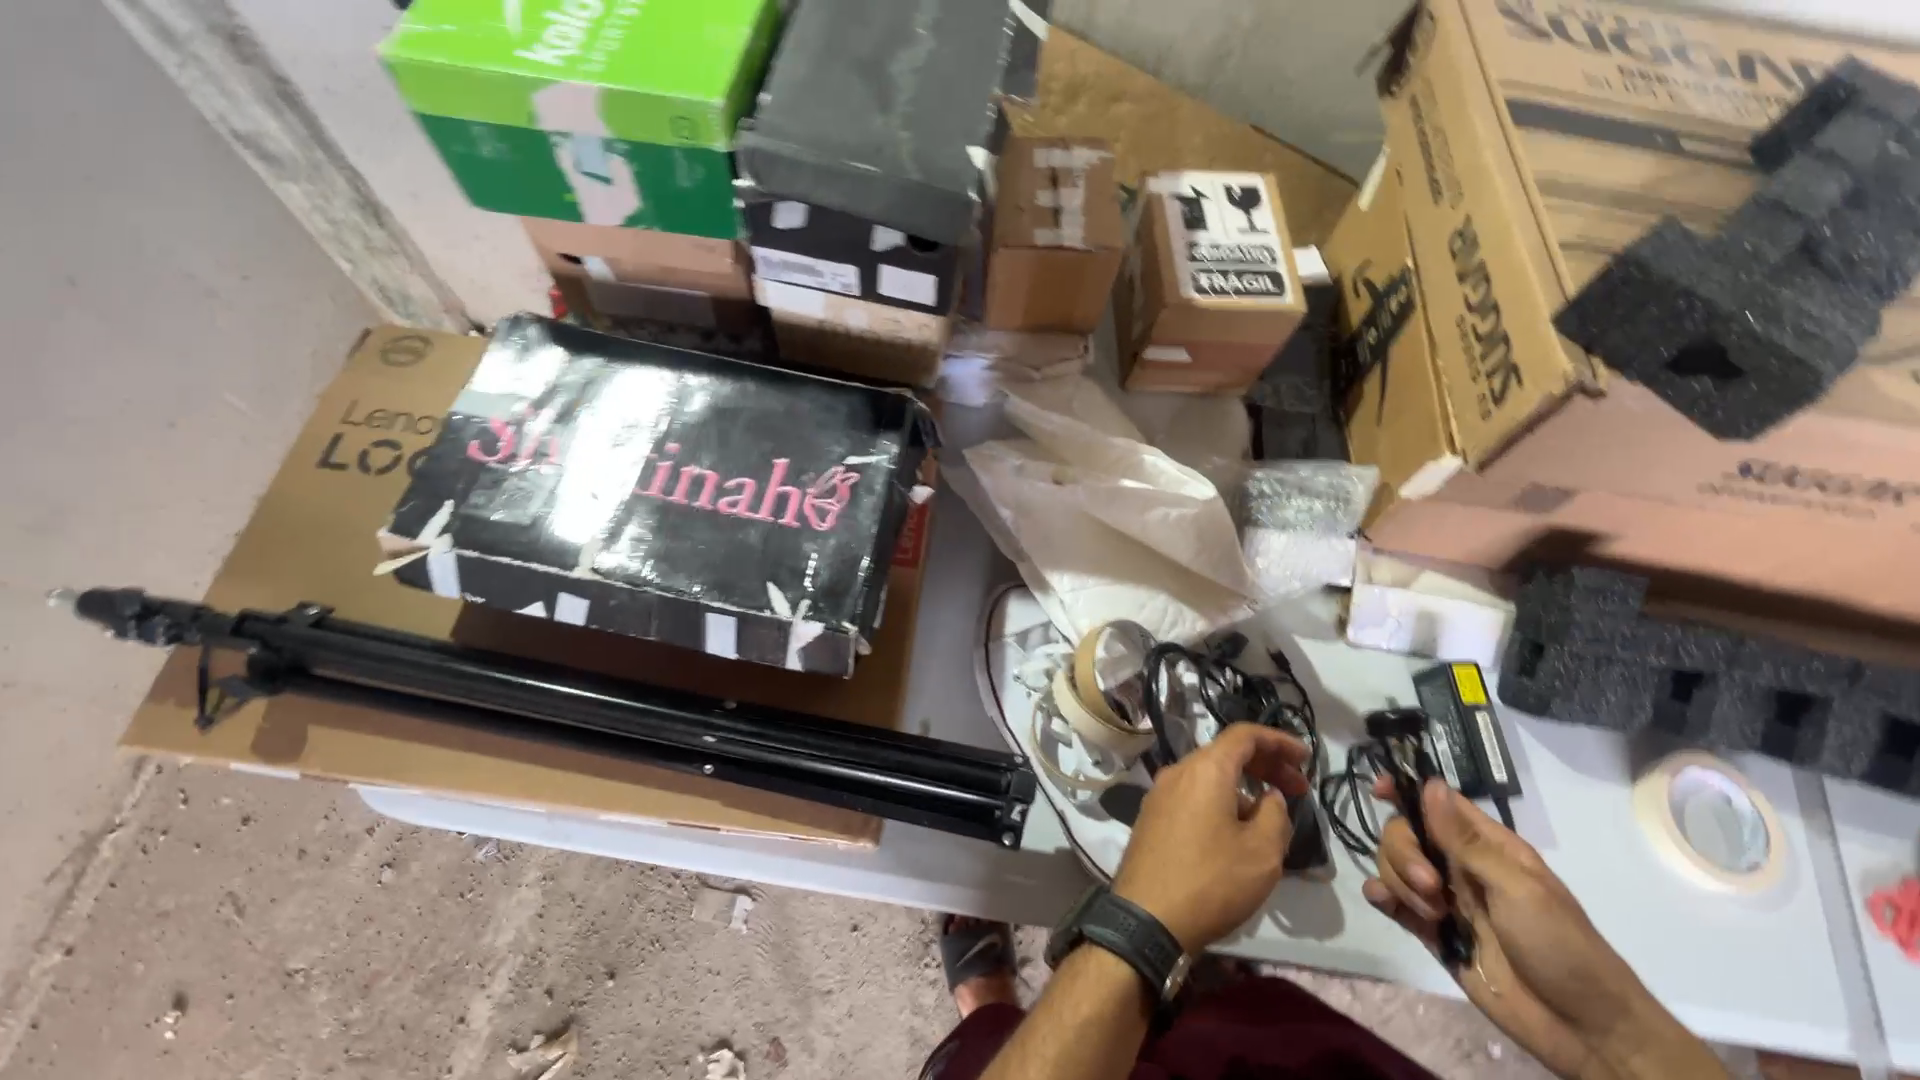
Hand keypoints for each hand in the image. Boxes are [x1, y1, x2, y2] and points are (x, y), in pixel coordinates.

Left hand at [1111, 723, 1309, 952]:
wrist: (1146, 920)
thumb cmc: (1211, 881)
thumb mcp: (1262, 852)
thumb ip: (1275, 814)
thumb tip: (1269, 797)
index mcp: (1205, 770)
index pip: (1244, 735)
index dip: (1279, 741)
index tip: (1306, 759)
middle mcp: (1177, 772)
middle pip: (1226, 753)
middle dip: (1265, 765)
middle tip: (1298, 789)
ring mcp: (1159, 795)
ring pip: (1209, 777)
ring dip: (1243, 788)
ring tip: (1271, 820)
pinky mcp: (1152, 818)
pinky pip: (1193, 796)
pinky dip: (1220, 801)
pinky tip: (1236, 833)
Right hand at [1363, 779, 1726, 1079]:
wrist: (1582, 1026)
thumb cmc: (1562, 947)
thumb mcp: (1518, 888)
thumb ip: (1467, 841)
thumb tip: (1430, 784)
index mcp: (1489, 847)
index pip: (1438, 804)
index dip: (1406, 790)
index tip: (1378, 790)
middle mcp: (1460, 866)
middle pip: (1405, 833)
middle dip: (1404, 853)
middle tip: (1432, 887)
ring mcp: (1444, 899)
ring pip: (1393, 866)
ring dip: (1400, 882)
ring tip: (1435, 915)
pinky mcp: (1431, 932)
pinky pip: (1391, 902)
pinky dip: (1381, 897)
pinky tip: (1386, 903)